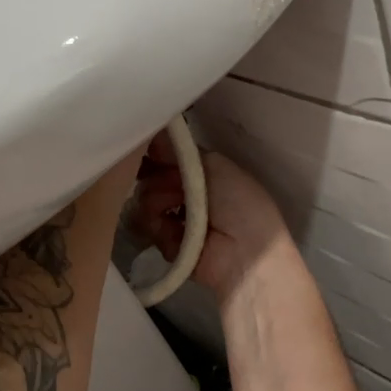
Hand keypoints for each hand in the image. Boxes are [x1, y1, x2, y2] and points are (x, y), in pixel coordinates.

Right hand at [130, 131, 290, 301]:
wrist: (246, 253)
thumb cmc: (239, 203)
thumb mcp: (216, 165)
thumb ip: (181, 151)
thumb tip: (153, 137)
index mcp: (199, 173)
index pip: (164, 158)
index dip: (153, 155)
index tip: (147, 154)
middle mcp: (183, 193)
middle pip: (149, 178)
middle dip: (158, 180)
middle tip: (177, 189)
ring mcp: (173, 219)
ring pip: (144, 201)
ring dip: (158, 203)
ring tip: (181, 213)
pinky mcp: (165, 244)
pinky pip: (146, 227)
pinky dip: (160, 227)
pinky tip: (177, 232)